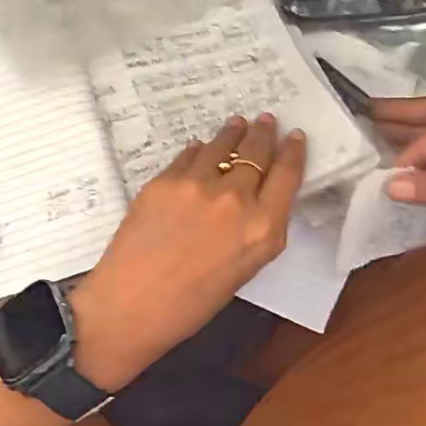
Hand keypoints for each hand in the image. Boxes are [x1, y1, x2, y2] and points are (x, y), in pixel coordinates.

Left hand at [67, 114, 305, 391]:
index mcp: (263, 228)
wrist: (131, 305)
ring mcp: (197, 185)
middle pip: (256, 153)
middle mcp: (235, 199)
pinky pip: (188, 156)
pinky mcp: (164, 181)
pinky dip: (199, 150)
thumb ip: (257, 231)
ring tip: (237, 123)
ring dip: (232, 133)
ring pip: (221, 146)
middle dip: (263, 133)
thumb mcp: (244, 269)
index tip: (294, 136)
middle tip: (266, 120)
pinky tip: (200, 147)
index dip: (292, 151)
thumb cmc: (192, 303)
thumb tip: (256, 199)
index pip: (286, 175)